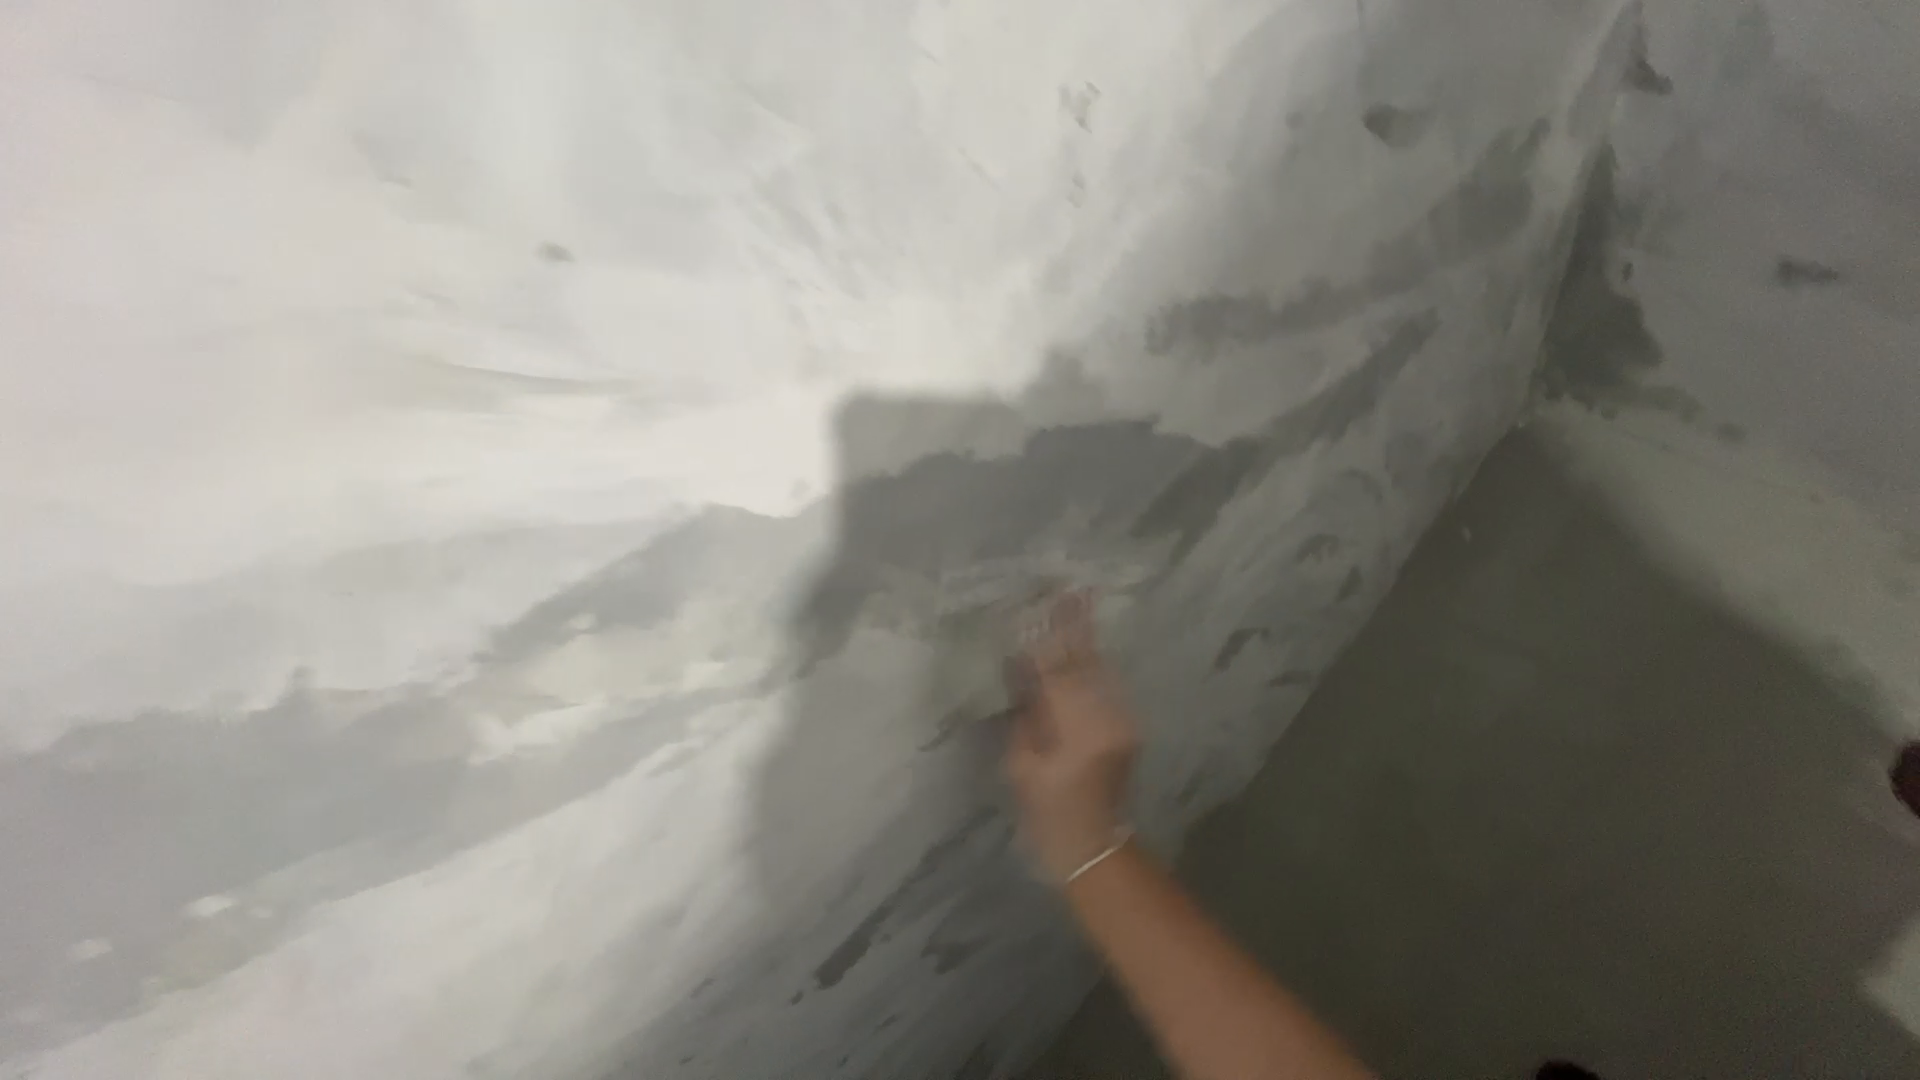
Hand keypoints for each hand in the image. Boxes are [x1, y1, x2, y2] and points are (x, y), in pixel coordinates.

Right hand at [1004, 590, 1138, 882]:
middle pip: (1085, 662)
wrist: (1093, 844)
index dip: (1050, 636)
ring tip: (1076, 602)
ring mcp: (1121, 720)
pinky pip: (1106, 684)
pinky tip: (1082, 645)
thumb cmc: (1048, 812)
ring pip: (1100, 668)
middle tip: (1069, 588)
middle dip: (1075, 626)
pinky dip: (1092, 662)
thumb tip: (1022, 668)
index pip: (1059, 670)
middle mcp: (1106, 717)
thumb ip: (1025, 713)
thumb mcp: (1022, 765)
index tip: (1043, 603)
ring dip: (1086, 639)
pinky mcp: (1126, 725)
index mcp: (1077, 729)